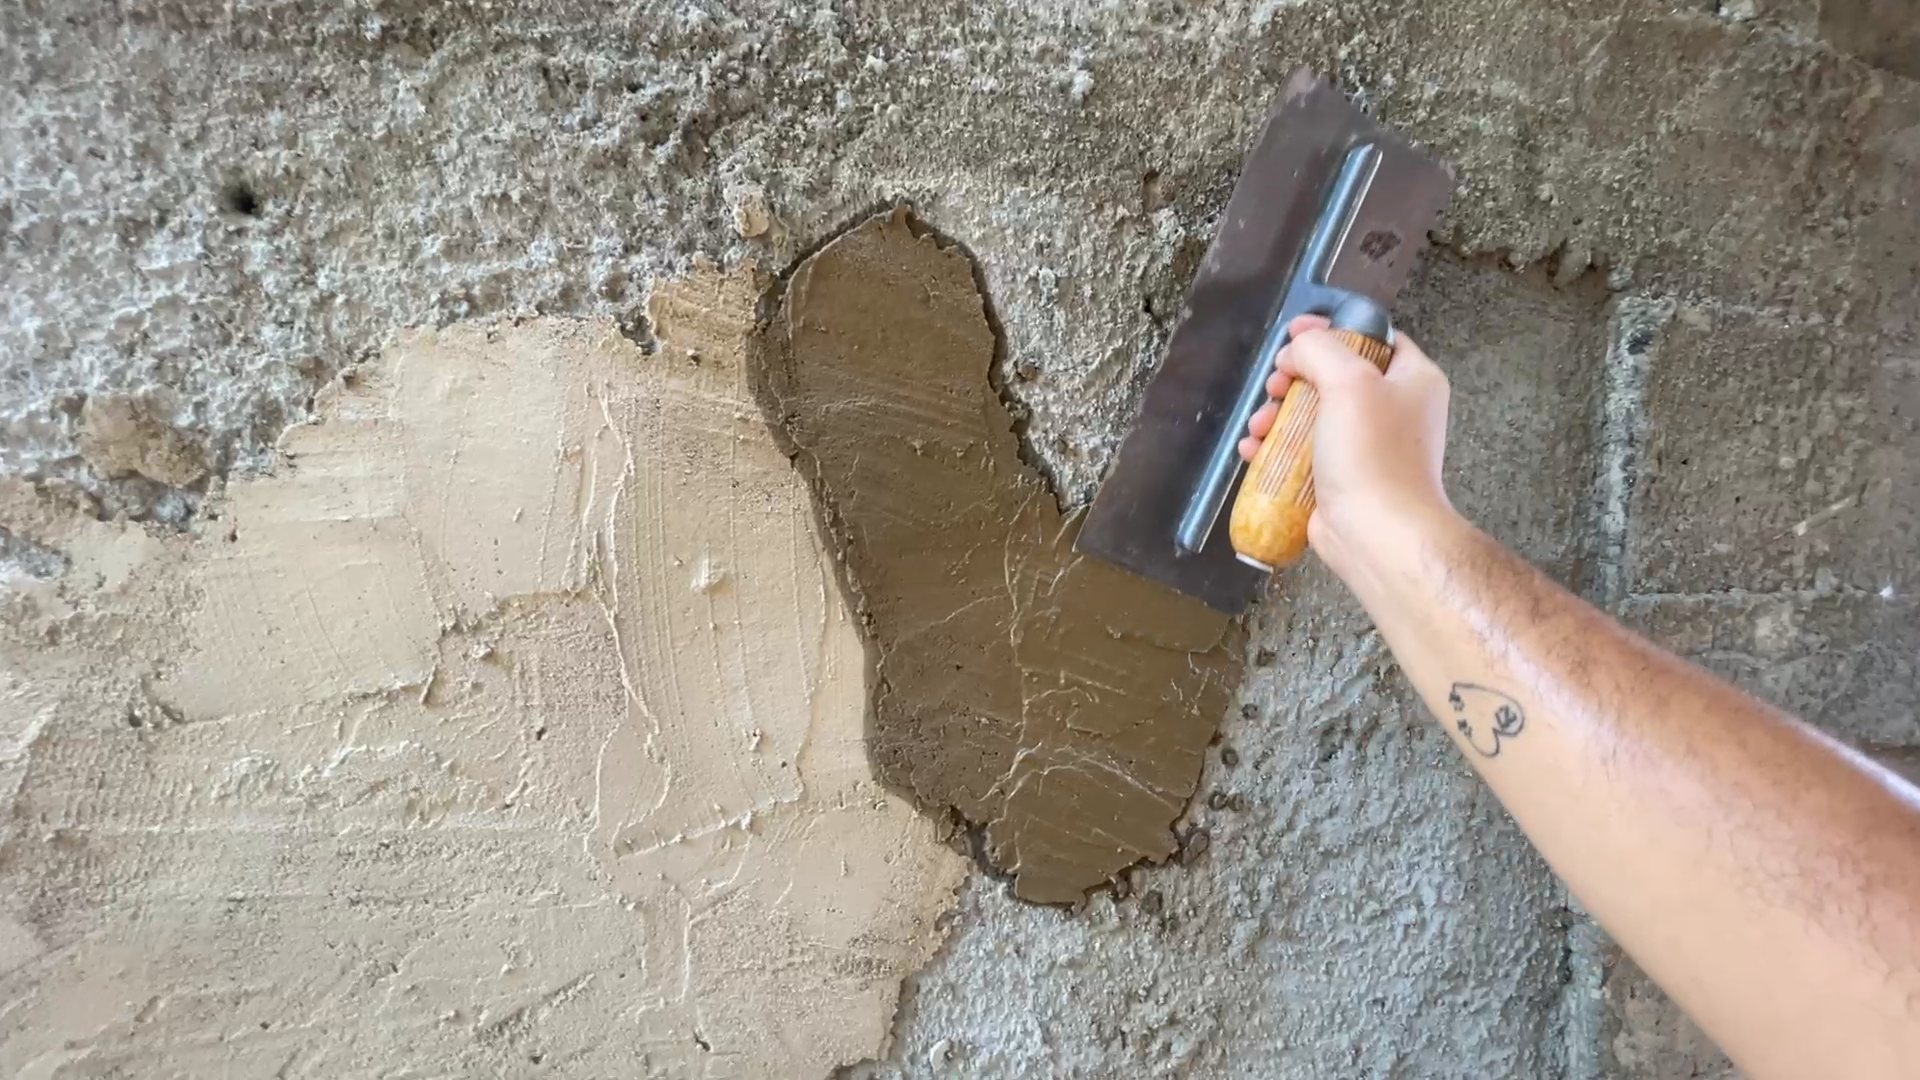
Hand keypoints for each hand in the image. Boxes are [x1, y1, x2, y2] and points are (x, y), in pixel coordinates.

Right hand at [1236, 314, 1455, 579]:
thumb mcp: (1349, 384)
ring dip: (1276, 416)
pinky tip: (1252, 451)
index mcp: (1412, 381)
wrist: (1375, 533)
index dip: (1333, 330)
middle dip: (1294, 380)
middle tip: (1274, 386)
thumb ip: (1321, 351)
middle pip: (1334, 378)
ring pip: (1311, 416)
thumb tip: (1296, 351)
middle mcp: (1393, 411)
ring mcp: (1365, 448)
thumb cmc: (1371, 456)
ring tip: (1257, 426)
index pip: (1374, 338)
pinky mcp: (1338, 478)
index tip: (1295, 332)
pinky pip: (1301, 453)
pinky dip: (1274, 449)